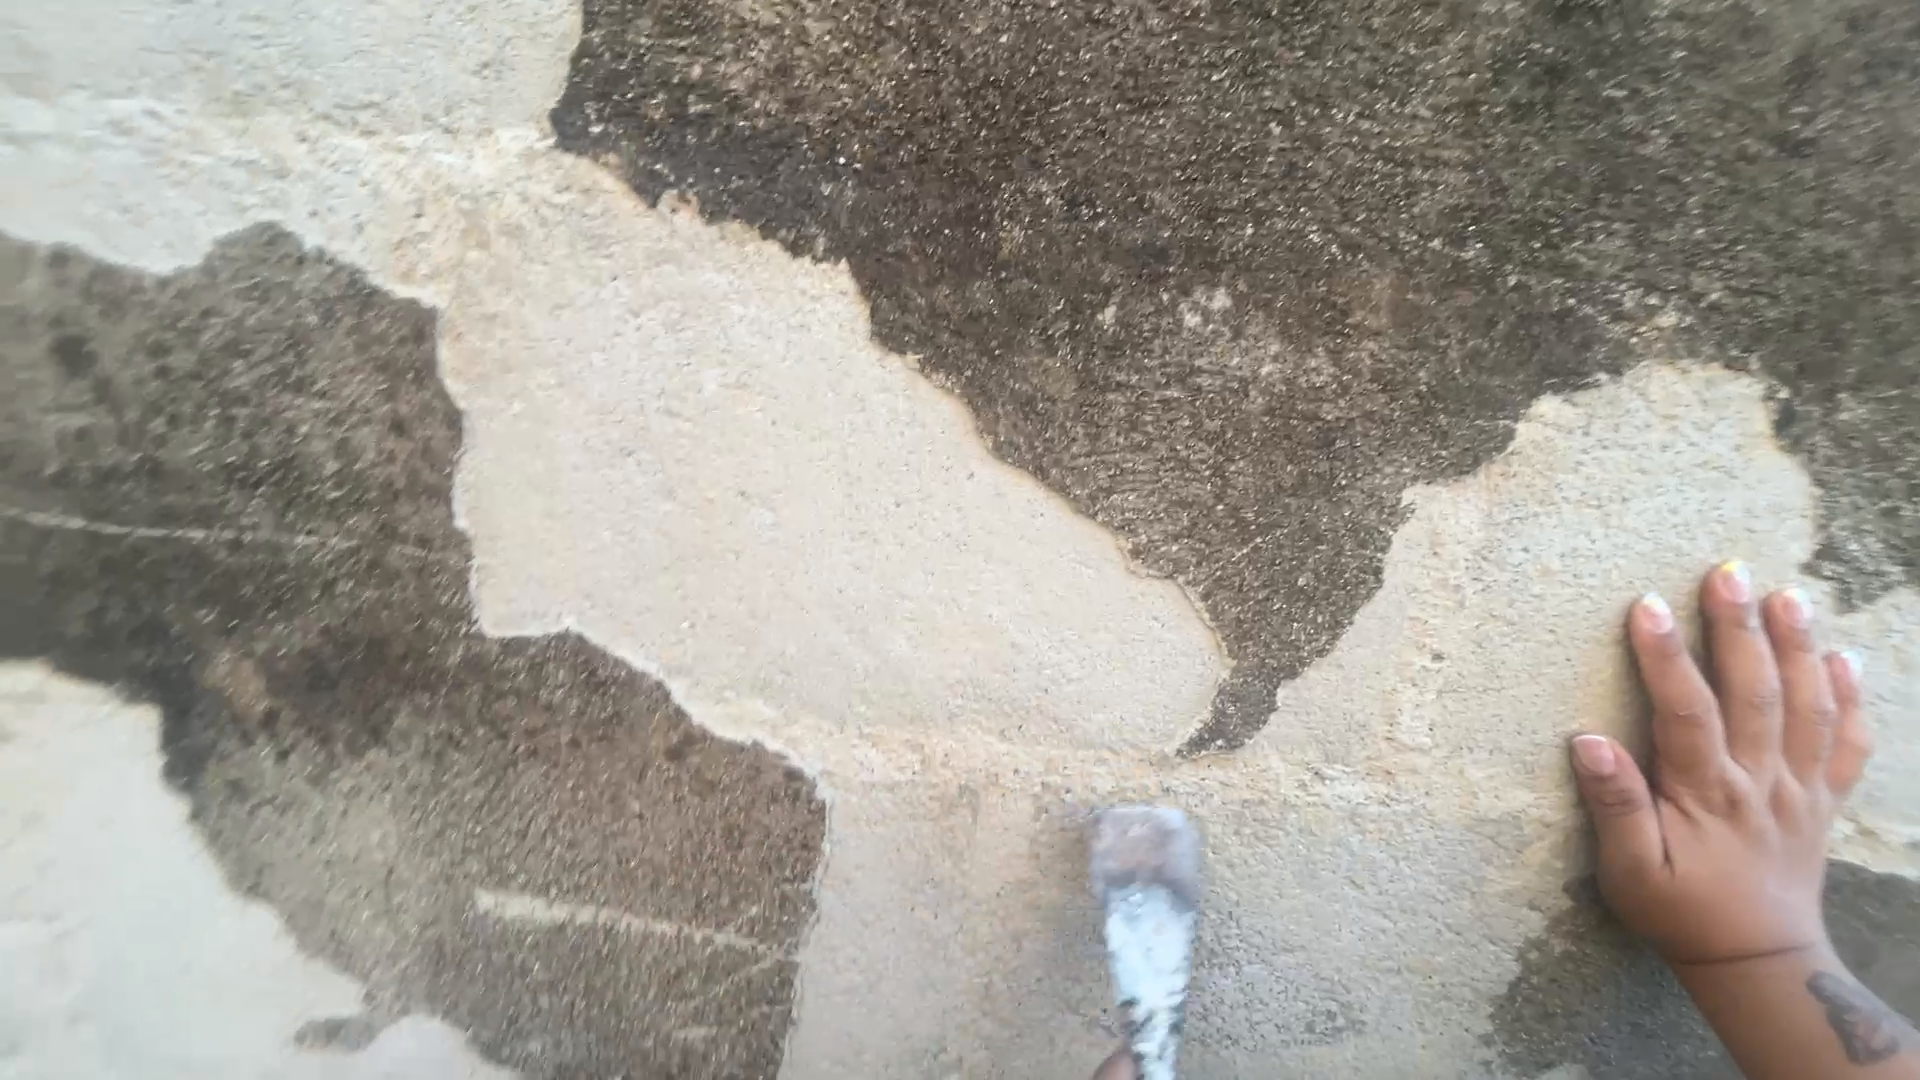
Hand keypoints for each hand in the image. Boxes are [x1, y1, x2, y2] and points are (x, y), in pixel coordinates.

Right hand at [1569, 561, 1873, 966]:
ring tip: (1789, 595)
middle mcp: (1760, 782)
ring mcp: (1798, 790)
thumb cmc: (1677, 910)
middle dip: (1740, 629)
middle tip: (1728, 574)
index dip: (1665, 655)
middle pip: (1755, 694)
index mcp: (1706, 793)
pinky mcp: (1818, 801)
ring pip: (1807, 707)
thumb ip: (1613, 805)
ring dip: (1798, 648)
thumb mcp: (1627, 867)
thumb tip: (1588, 740)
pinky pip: (1846, 744)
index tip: (1646, 606)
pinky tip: (1844, 660)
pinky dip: (1851, 699)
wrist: (1759, 961)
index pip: (1686, 709)